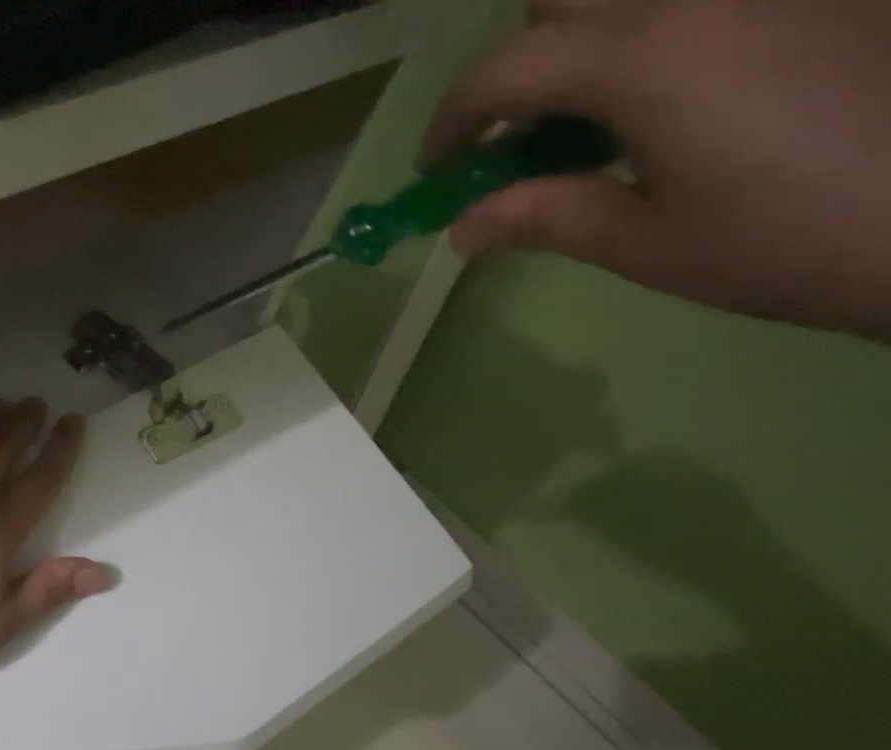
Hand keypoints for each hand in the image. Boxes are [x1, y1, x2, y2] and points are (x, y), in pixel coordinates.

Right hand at [425, 0, 890, 340]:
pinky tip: (684, 100)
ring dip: (588, 43)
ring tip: (601, 116)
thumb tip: (462, 228)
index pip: (503, 73)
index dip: (450, 122)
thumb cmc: (794, 243)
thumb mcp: (649, 245)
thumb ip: (544, 218)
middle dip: (519, 60)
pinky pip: (706, 3)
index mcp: (645, 62)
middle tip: (521, 130)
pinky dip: (660, 39)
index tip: (435, 171)